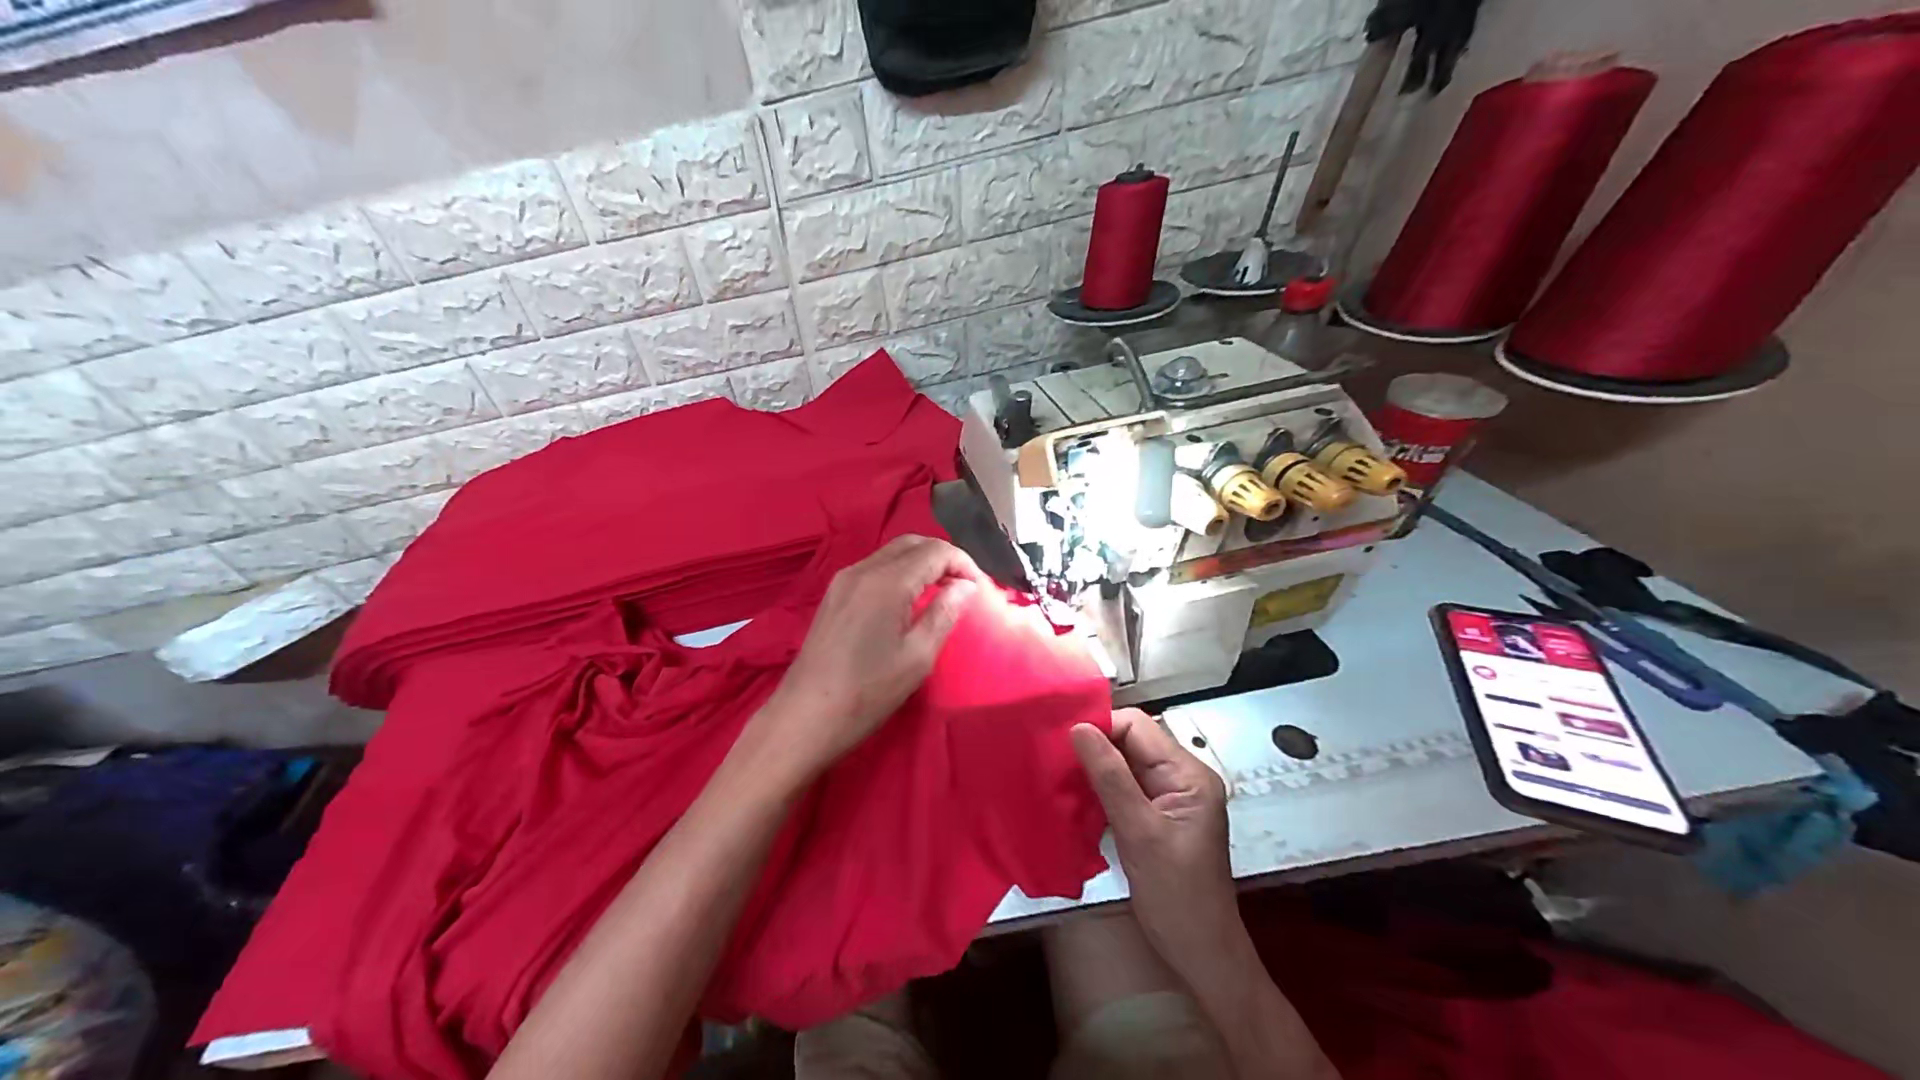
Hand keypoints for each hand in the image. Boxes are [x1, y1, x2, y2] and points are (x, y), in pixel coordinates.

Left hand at [758, 535, 984, 775]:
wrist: (805, 717)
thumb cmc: (868, 692)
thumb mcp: (918, 656)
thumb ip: (945, 613)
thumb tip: (964, 586)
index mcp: (886, 581)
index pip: (934, 551)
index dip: (963, 563)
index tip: (980, 588)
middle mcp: (862, 570)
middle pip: (911, 543)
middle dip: (942, 556)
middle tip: (964, 585)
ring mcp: (843, 581)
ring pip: (891, 553)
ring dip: (920, 562)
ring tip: (942, 590)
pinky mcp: (833, 596)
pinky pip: (874, 568)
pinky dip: (899, 572)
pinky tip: (909, 599)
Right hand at [1070, 709, 1240, 980]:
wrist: (1201, 954)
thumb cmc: (1177, 897)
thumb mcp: (1140, 833)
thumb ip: (1109, 777)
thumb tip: (1079, 728)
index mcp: (1189, 774)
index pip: (1138, 726)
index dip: (1101, 727)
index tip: (1062, 743)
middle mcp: (1182, 777)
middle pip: (1131, 742)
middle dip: (1094, 747)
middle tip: (1055, 759)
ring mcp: (1170, 797)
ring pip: (1125, 764)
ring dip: (1094, 768)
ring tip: (1060, 777)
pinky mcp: (1157, 815)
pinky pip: (1125, 786)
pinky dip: (1101, 789)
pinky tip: (1077, 798)